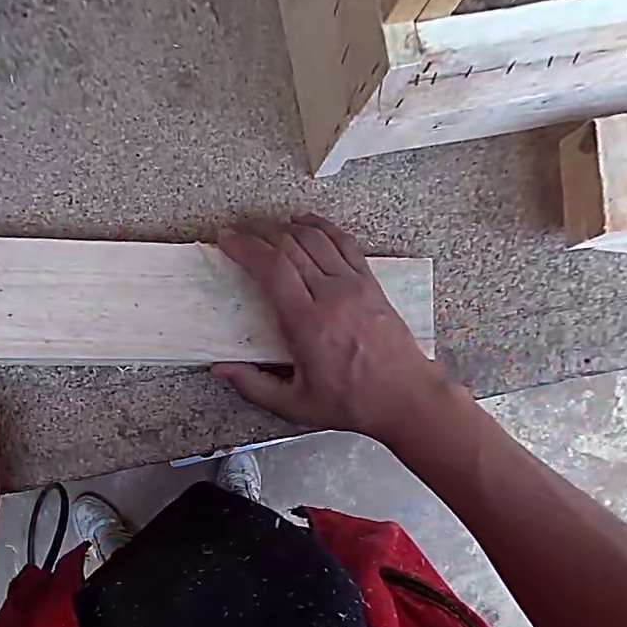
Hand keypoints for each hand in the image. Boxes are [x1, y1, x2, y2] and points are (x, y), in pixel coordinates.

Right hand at [212, 215, 459, 444]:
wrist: (405, 396)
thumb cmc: (352, 402)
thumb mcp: (295, 405)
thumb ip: (254, 386)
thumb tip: (221, 369)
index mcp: (307, 323)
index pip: (272, 268)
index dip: (246, 248)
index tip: (227, 241)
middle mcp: (331, 295)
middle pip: (290, 246)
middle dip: (259, 233)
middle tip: (240, 233)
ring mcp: (354, 285)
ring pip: (315, 239)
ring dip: (286, 227)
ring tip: (265, 228)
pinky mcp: (370, 283)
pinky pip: (344, 243)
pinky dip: (322, 226)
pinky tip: (306, 222)